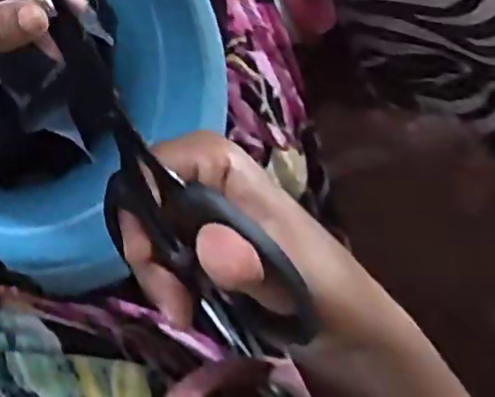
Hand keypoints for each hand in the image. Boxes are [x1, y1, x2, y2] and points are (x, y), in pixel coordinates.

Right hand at [117, 132, 391, 342]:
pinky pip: (160, 248)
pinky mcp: (195, 236)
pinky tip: (185, 307)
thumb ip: (250, 262)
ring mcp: (196, 206)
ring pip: (146, 226)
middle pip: (142, 198)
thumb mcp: (292, 279)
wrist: (353, 333)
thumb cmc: (327, 290)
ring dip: (154, 271)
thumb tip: (208, 246)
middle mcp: (199, 174)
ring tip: (181, 314)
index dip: (141, 209)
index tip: (153, 263)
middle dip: (146, 250)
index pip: (150, 165)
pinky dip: (165, 279)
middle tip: (170, 303)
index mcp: (218, 160)